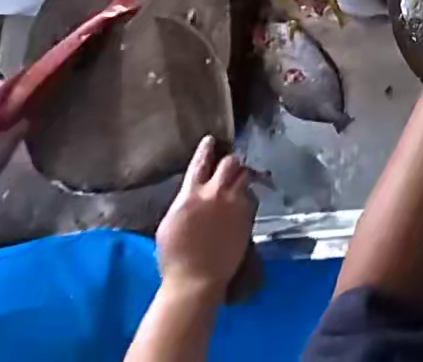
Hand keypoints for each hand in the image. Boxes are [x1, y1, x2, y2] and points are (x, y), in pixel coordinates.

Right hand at [156, 137, 256, 294]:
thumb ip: (184, 200)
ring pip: (245, 175)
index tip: (211, 141)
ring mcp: (234, 203)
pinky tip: (243, 202)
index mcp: (191, 194)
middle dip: (230, 161)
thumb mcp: (170, 222)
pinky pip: (252, 196)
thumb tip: (192, 191)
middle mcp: (215, 193)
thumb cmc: (175, 257)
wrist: (196, 281)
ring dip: (241, 176)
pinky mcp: (248, 216)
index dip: (207, 148)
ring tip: (239, 180)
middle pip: (230, 162)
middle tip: (228, 165)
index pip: (201, 161)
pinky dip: (247, 196)